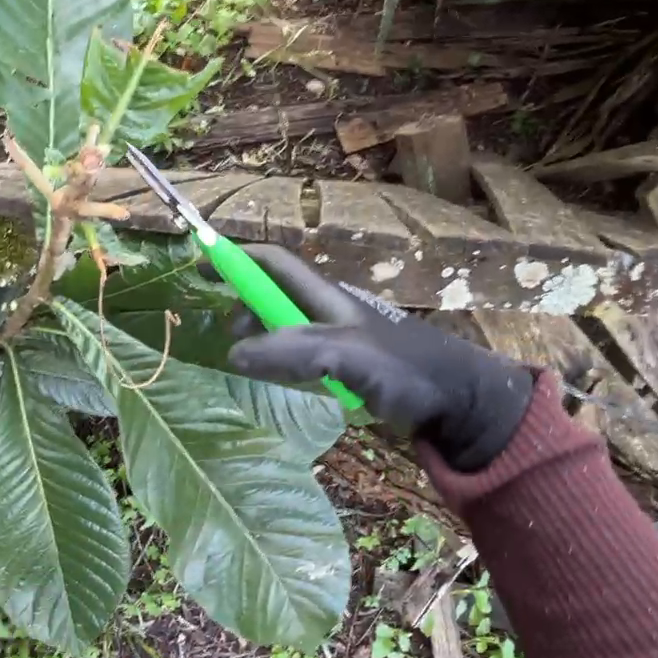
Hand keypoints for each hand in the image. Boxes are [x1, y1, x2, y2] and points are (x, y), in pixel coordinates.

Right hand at [218, 244, 534, 471]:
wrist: (458, 400)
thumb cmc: (404, 368)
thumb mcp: (345, 354)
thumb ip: (290, 351)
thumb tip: (234, 353)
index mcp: (325, 296)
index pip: (272, 263)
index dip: (236, 258)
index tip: (199, 263)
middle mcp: (326, 310)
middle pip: (272, 294)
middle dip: (243, 305)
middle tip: (228, 335)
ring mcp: (336, 338)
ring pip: (283, 328)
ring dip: (260, 338)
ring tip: (248, 363)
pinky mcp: (344, 366)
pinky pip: (298, 356)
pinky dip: (279, 362)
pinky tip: (280, 381)